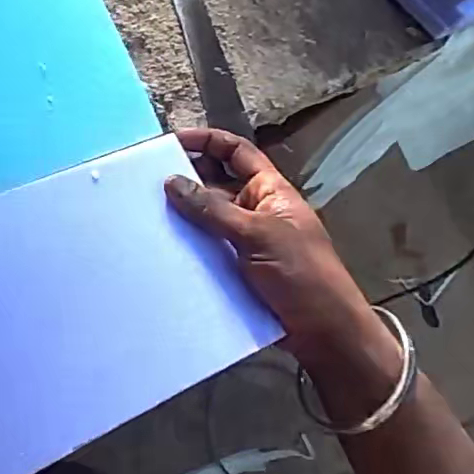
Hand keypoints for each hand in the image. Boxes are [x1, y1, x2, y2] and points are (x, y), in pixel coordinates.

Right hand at [163, 128, 382, 371]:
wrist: (324, 333)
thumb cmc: (303, 274)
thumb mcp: (257, 235)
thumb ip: (213, 209)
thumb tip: (172, 182)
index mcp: (269, 189)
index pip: (235, 151)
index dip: (206, 141)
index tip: (173, 141)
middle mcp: (254, 209)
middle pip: (215, 183)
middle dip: (186, 179)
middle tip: (149, 181)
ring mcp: (244, 239)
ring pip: (206, 217)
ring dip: (183, 215)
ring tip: (148, 213)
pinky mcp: (234, 267)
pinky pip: (205, 248)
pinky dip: (186, 245)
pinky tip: (162, 246)